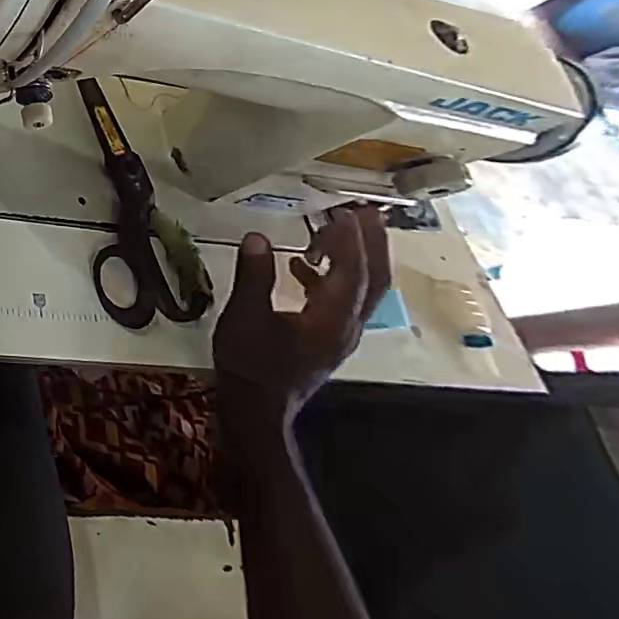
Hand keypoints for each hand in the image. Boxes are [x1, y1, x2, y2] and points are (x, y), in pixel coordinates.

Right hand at [213, 206, 389, 431]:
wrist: (256, 407)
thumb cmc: (250, 363)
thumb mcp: (245, 317)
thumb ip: (254, 276)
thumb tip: (257, 237)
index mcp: (331, 319)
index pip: (352, 272)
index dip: (350, 240)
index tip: (343, 212)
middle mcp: (346, 325)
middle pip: (374, 279)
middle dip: (372, 244)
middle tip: (365, 212)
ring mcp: (339, 334)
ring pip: (362, 289)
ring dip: (356, 257)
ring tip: (339, 230)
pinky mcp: (325, 338)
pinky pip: (341, 299)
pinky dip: (332, 275)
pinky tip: (302, 264)